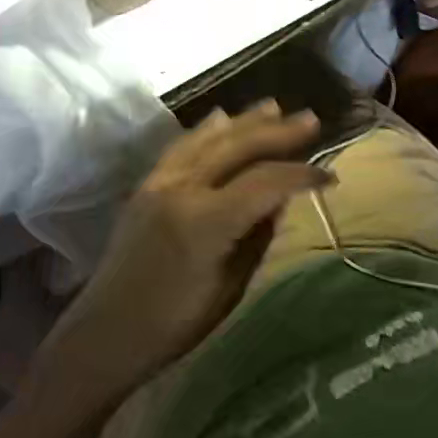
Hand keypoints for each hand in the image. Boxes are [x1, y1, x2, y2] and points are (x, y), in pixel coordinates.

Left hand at [42, 101, 327, 400]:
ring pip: (207, 139)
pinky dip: (206, 131)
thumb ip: (257, 236)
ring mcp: (159, 182)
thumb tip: (280, 199)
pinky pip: (181, 147)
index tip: (329, 176)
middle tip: (310, 119)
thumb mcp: (230, 287)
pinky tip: (220, 119)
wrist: (108, 331)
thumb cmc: (175, 324)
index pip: (264, 181)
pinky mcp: (146, 185)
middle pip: (236, 147)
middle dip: (276, 132)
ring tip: (272, 107)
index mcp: (206, 221)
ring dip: (242, 122)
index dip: (300, 175)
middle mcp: (181, 189)